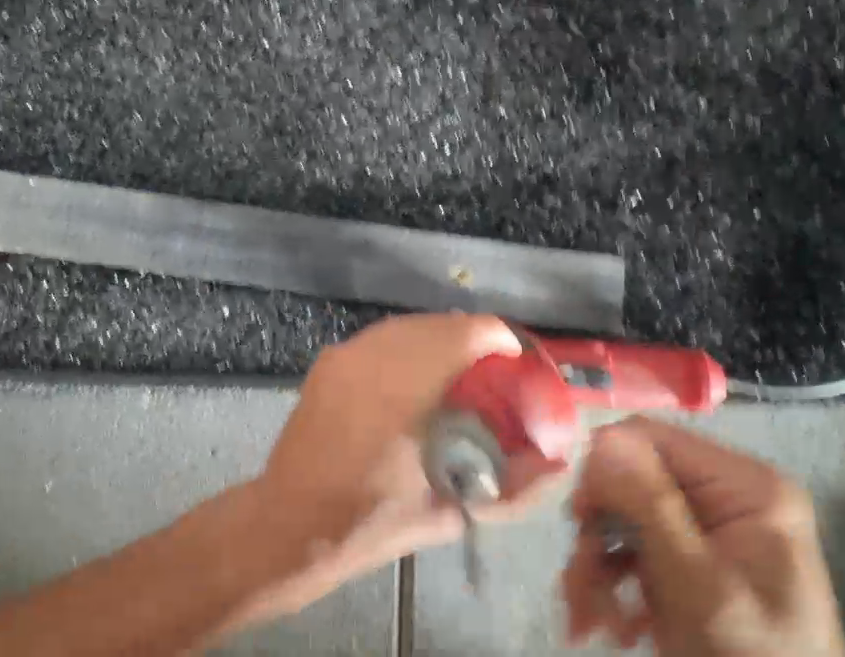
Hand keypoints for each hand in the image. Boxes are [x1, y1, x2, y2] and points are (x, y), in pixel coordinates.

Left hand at [248, 313, 561, 615]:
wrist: (291, 522)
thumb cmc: (370, 521)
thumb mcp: (447, 512)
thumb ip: (508, 489)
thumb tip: (553, 465)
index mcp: (404, 388)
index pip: (461, 334)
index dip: (495, 335)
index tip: (516, 353)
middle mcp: (372, 359)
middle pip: (433, 323)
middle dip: (469, 334)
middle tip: (494, 361)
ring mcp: (344, 356)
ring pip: (402, 326)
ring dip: (435, 336)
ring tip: (459, 363)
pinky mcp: (326, 363)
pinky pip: (375, 339)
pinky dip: (403, 344)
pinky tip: (415, 371)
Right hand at [562, 417, 844, 655]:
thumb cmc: (753, 654)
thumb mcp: (699, 582)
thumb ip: (651, 504)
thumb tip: (601, 436)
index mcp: (745, 486)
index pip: (649, 438)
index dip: (603, 469)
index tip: (578, 519)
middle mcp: (726, 494)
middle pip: (629, 480)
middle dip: (596, 535)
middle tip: (578, 584)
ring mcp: (706, 528)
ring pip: (620, 518)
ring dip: (595, 567)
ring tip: (589, 618)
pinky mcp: (688, 560)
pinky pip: (631, 550)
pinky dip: (611, 585)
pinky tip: (608, 623)